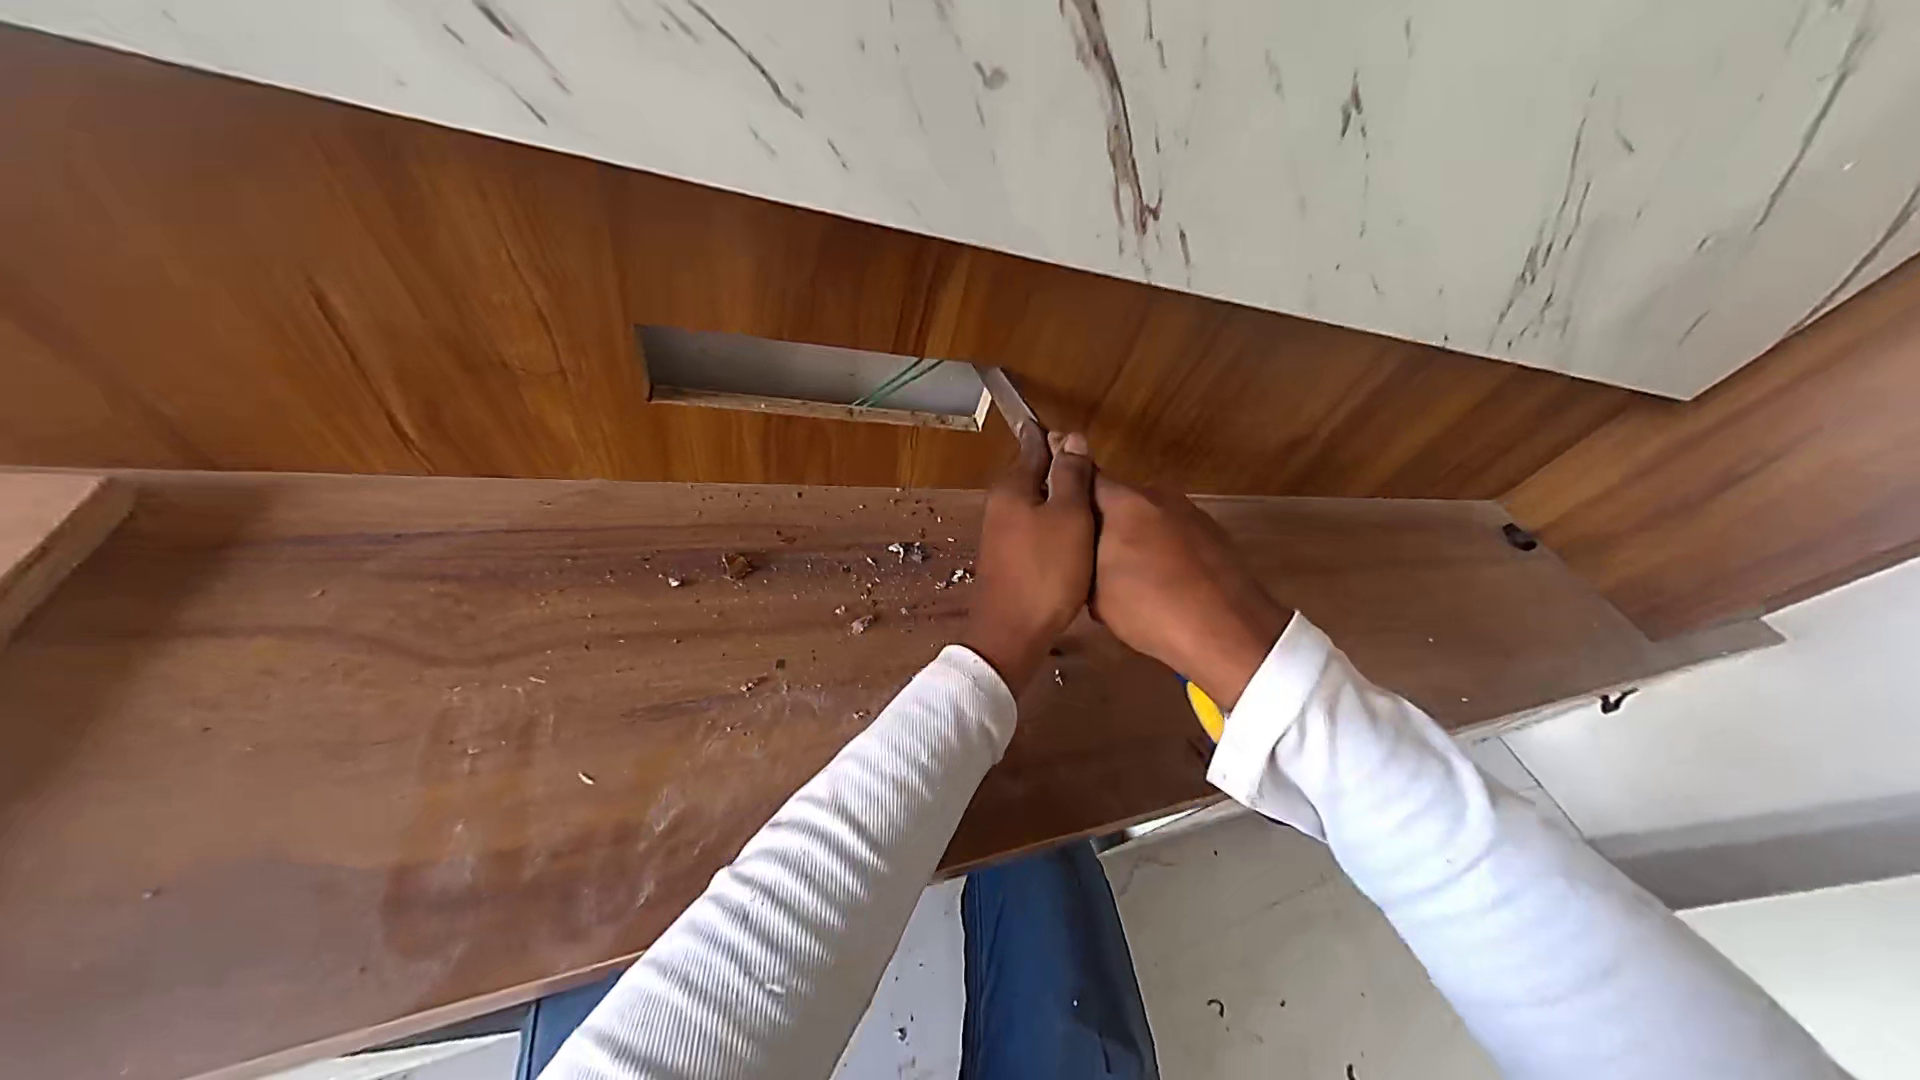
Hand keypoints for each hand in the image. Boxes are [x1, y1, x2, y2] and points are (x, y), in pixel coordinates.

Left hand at [961, 427, 1096, 691]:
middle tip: (1096, 475)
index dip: (1057, 440)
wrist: (1012, 632)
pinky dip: (1054, 528)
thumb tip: (1073, 439)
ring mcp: (1000, 534)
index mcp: (1012, 488)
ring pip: (1036, 505)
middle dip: (1061, 471)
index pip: (1035, 447)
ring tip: (1092, 506)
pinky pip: (1034, 530)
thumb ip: (1072, 477)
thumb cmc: (1045, 572)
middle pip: (1035, 477)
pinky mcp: (1007, 559)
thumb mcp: (1069, 518)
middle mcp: (1000, 506)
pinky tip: (1074, 540)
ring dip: (1060, 502)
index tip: (1077, 436)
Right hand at [1089, 476, 1291, 709]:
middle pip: (1117, 499)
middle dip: (1102, 523)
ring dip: (1134, 537)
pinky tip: (1163, 582)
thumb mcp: (1093, 590)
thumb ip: (1081, 557)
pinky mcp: (1213, 532)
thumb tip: (1078, 548)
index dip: (1069, 497)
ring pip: (1147, 517)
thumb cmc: (1148, 607)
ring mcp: (1190, 511)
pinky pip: (1174, 533)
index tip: (1058, 518)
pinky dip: (1163, 549)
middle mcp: (1157, 495)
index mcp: (1124, 501)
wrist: (1225, 630)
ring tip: (1129, 577)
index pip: (1084, 479)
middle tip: (1090, 559)